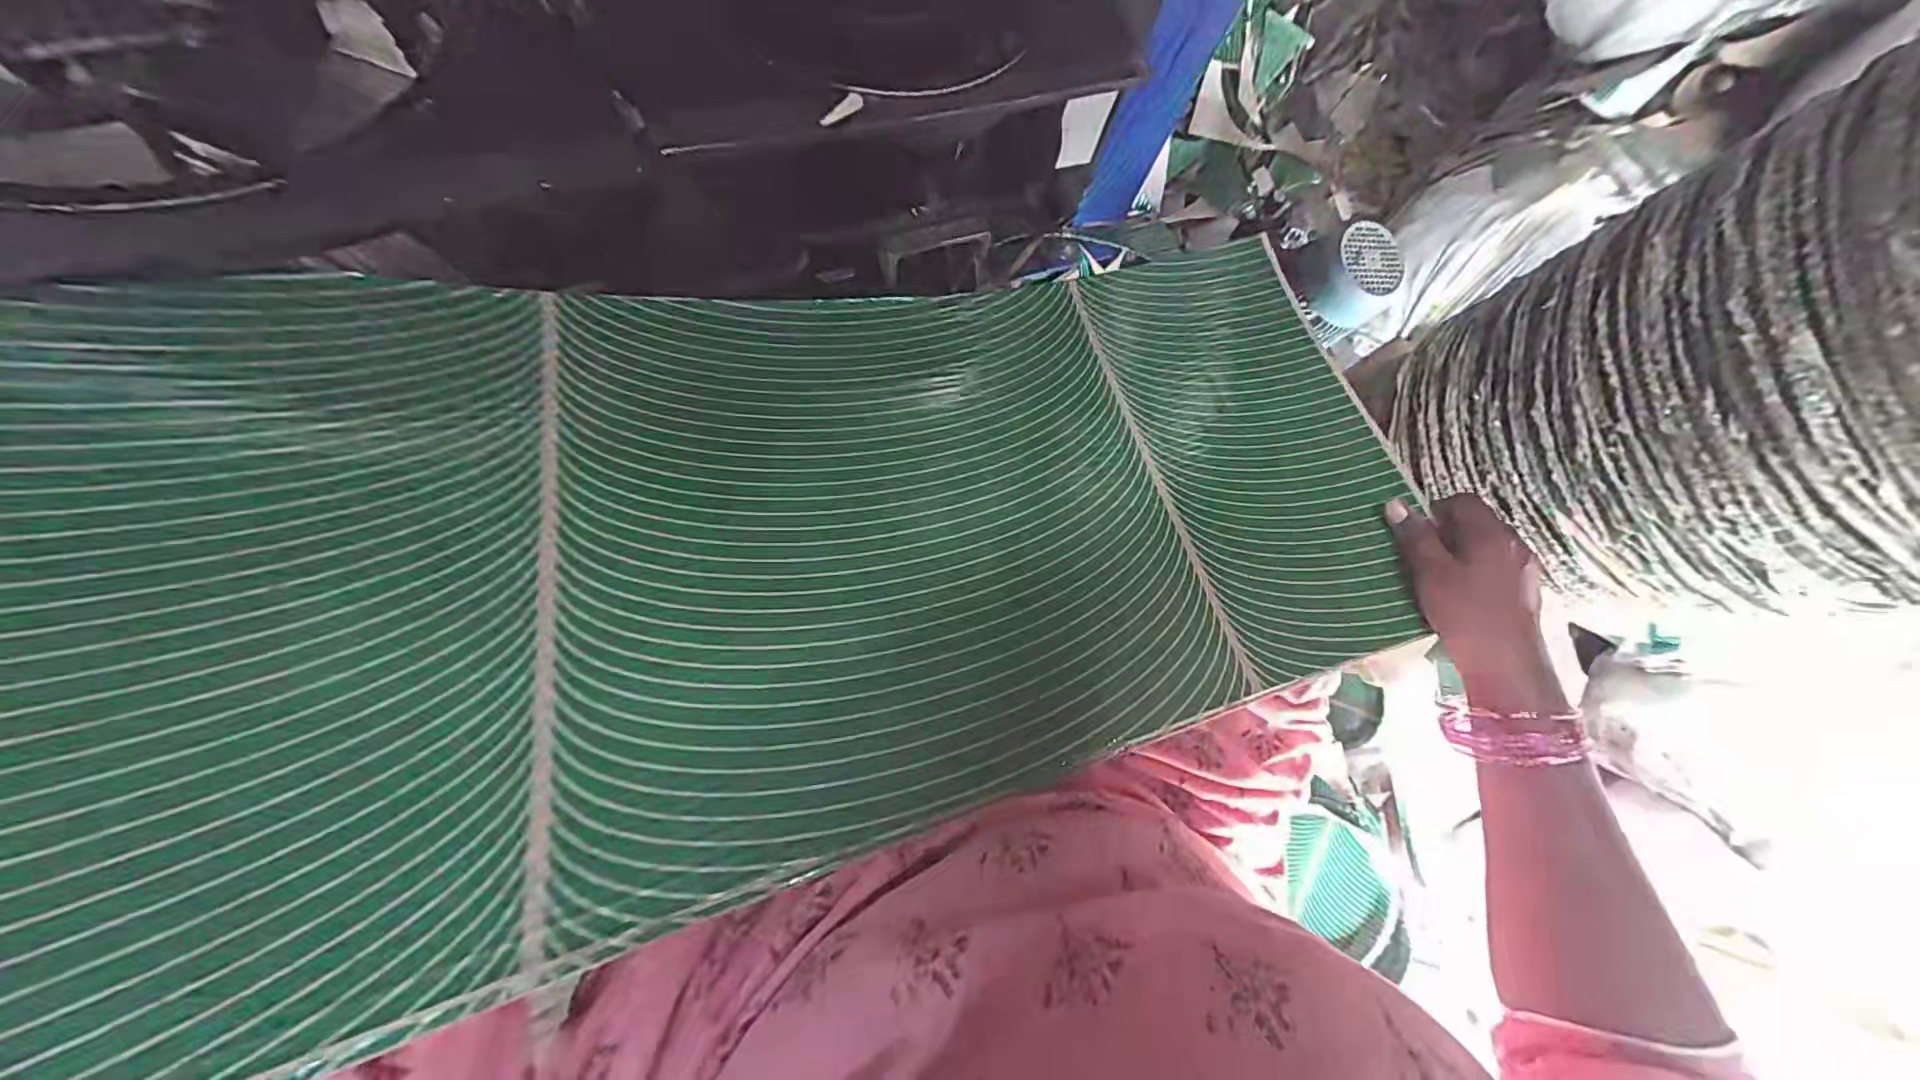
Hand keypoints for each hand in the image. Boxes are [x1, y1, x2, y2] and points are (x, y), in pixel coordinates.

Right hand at [1385, 494, 1565, 711]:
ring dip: (1458, 555)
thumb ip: (1414, 537)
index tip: (1415, 537)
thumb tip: (1395, 503)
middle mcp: (1514, 542)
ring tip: (1437, 580)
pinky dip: (1474, 572)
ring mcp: (1523, 566)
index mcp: (1491, 533)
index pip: (1462, 501)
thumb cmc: (1463, 611)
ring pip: (1484, 546)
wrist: (1505, 662)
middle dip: (1444, 535)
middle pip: (1475, 523)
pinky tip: (1460, 596)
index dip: (1433, 512)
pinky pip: (1494, 567)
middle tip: (1420, 560)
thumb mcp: (1429, 572)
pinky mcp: (1525, 589)